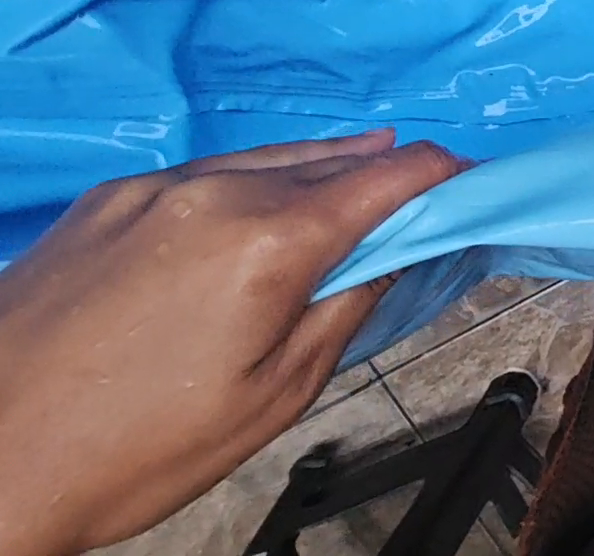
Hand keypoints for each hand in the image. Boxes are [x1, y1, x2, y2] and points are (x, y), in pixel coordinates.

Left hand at [0, 131, 460, 555]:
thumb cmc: (140, 448)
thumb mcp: (281, 390)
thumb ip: (355, 301)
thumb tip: (403, 245)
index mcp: (275, 239)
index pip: (397, 175)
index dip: (448, 172)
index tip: (476, 180)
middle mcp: (223, 192)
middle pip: (345, 161)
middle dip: (397, 172)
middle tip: (430, 190)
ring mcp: (158, 188)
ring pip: (282, 156)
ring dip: (338, 163)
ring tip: (379, 159)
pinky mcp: (108, 199)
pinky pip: (219, 167)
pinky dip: (271, 171)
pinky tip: (282, 183)